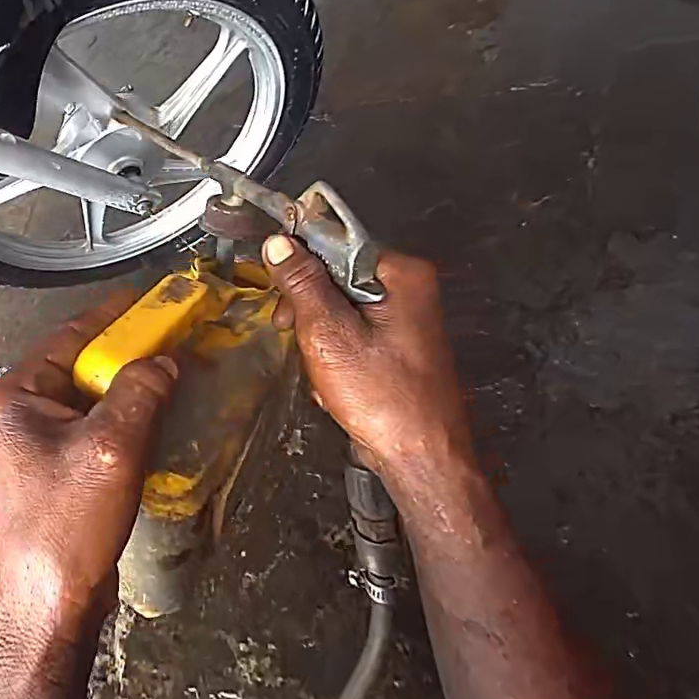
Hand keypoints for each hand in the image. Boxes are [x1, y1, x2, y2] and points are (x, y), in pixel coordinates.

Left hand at [0, 292, 179, 623]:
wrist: (52, 603)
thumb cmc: (65, 527)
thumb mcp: (109, 448)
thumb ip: (140, 393)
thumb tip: (164, 361)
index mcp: (15, 397)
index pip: (68, 337)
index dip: (112, 315)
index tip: (146, 298)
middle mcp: (20, 414)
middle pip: (80, 366)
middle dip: (126, 353)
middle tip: (168, 336)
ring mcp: (38, 442)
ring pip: (91, 398)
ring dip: (129, 387)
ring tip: (169, 370)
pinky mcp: (58, 467)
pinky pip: (95, 427)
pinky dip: (126, 417)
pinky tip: (155, 414)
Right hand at [263, 235, 475, 484]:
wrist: (418, 455)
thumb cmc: (385, 399)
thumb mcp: (328, 333)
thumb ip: (302, 283)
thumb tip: (280, 245)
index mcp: (400, 274)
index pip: (335, 243)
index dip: (300, 266)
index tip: (281, 288)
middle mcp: (407, 289)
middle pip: (333, 276)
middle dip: (307, 309)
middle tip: (297, 333)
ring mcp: (402, 318)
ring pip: (336, 308)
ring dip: (317, 337)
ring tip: (322, 367)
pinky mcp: (393, 343)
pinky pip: (348, 332)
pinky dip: (332, 354)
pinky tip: (334, 379)